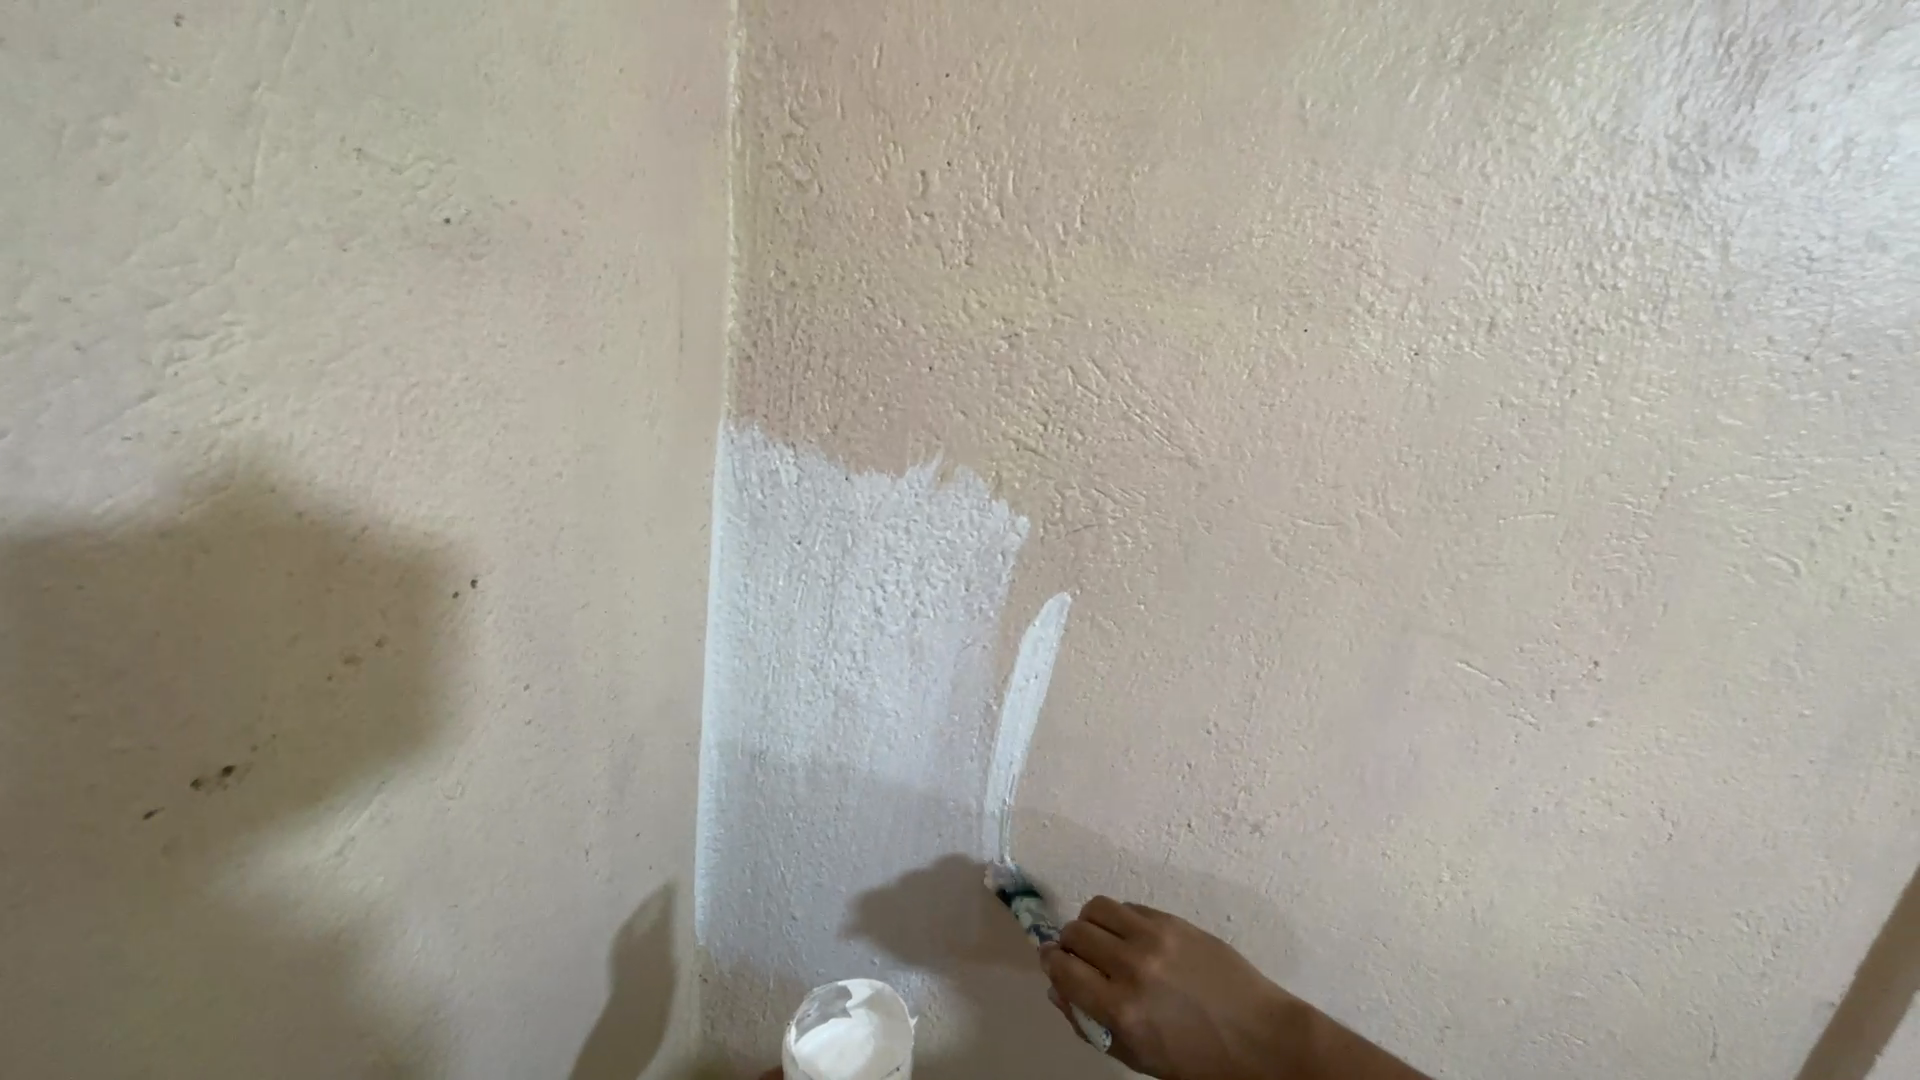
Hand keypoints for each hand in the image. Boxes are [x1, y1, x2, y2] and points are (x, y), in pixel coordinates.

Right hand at [1041, 898, 1428, 1079]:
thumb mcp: (1138, 1058)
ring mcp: (1154, 938)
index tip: (1052, 963)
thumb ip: (1090, 1024)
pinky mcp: (1173, 920)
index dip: (1050, 963)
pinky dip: (1120, 919)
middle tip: (1078, 957)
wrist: (1261, 1039)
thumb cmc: (1197, 1061)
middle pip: (1074, 933)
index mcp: (1121, 1011)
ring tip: (1102, 940)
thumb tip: (1057, 989)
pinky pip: (1128, 905)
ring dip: (1090, 923)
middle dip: (1068, 944)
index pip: (1062, 969)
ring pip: (1096, 908)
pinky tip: (1132, 938)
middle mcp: (1131, 967)